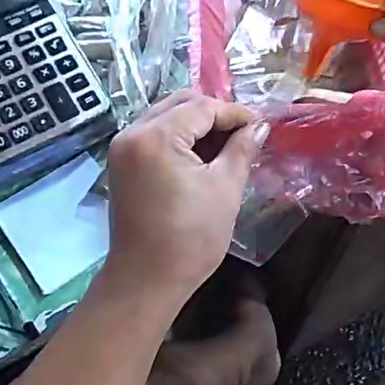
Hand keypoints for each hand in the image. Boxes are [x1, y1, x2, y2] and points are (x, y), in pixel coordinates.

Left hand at [100, 91, 267, 313]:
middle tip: (245, 133)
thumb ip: (242, 150)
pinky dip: (179, 138)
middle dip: (215, 114)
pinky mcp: (122, 165)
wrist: (145, 281)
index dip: (236, 113)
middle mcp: (132, 133)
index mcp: (155, 137)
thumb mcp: (224, 189)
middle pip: (180, 103)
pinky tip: (202, 155)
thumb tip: (260, 127)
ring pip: (165, 117)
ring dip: (196, 124)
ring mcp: (122, 149)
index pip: (202, 107)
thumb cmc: (189, 239)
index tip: (262, 126)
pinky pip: (154, 135)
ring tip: (228, 145)